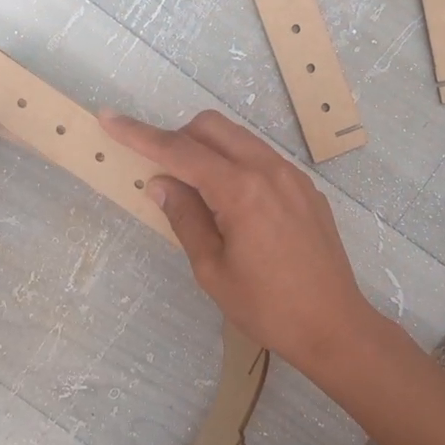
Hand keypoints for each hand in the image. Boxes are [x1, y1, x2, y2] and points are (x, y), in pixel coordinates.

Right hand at [100, 110, 381, 371]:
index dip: (139, 134)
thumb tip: (160, 183)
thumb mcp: (212, 269)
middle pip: (211, 127)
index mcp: (241, 191)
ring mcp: (292, 176)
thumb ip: (184, 218)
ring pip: (238, 138)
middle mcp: (269, 170)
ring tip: (194, 192)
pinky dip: (234, 164)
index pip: (180, 151)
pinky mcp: (305, 188)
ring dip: (207, 149)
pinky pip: (260, 158)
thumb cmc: (266, 307)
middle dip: (177, 137)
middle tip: (161, 173)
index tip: (109, 118)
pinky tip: (231, 205)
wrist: (335, 326)